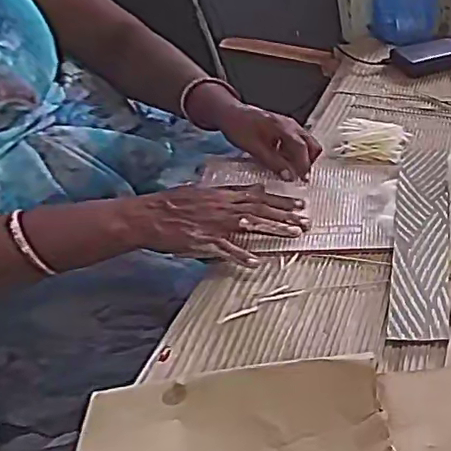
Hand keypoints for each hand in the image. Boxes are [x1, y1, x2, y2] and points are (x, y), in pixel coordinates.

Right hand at [121, 183, 308, 266]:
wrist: (144, 216)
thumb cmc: (171, 203)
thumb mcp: (203, 191)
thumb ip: (230, 192)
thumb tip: (255, 189)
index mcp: (222, 196)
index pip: (259, 197)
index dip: (281, 201)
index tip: (301, 205)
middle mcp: (223, 208)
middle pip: (261, 211)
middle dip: (286, 216)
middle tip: (306, 222)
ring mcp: (215, 224)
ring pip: (251, 226)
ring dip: (274, 230)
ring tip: (293, 235)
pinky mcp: (204, 240)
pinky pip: (225, 249)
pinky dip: (240, 255)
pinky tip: (256, 262)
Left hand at [216, 103, 322, 182]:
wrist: (229, 112)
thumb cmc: (238, 126)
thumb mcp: (253, 147)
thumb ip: (273, 162)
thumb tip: (288, 176)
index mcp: (283, 128)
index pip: (302, 148)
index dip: (304, 165)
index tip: (302, 178)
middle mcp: (291, 125)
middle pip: (312, 145)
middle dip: (309, 162)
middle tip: (301, 175)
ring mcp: (291, 125)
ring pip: (308, 143)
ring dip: (304, 157)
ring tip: (293, 168)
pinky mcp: (288, 127)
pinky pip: (301, 140)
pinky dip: (298, 152)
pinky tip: (285, 158)